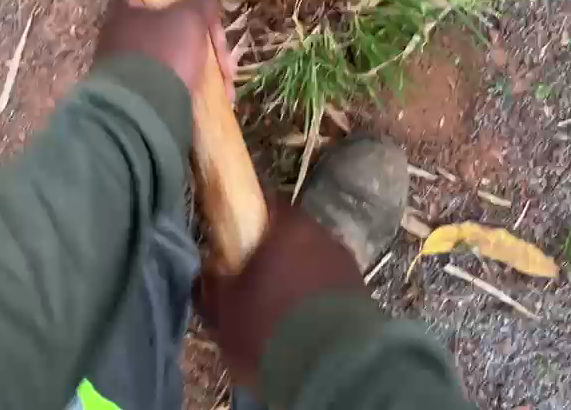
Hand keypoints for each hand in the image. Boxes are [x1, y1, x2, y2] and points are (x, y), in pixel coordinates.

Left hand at [93, 0, 224, 93]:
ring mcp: (128, 71)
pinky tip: (215, 100)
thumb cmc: (164, 53)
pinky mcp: (137, 99)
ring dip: (207, 73)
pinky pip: (172, 87)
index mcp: (127, 13)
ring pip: (178, 62)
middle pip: (177, 35)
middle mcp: (122, 39)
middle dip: (209, 49)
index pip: (166, 1)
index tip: (212, 26)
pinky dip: (194, 91)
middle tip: (225, 65)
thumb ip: (201, 0)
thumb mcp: (189, 17)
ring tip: (224, 88)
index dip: (195, 10)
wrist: (141, 112)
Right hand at [195, 202, 362, 385]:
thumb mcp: (225, 313)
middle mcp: (319, 232)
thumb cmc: (269, 329)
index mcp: (286, 226)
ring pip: (313, 258)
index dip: (250, 217)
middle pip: (291, 233)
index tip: (237, 238)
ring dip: (300, 275)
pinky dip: (319, 297)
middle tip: (257, 283)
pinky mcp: (361, 288)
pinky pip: (331, 284)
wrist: (332, 367)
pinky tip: (306, 323)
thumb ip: (213, 285)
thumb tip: (209, 270)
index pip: (267, 202)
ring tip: (282, 309)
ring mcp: (344, 259)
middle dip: (275, 253)